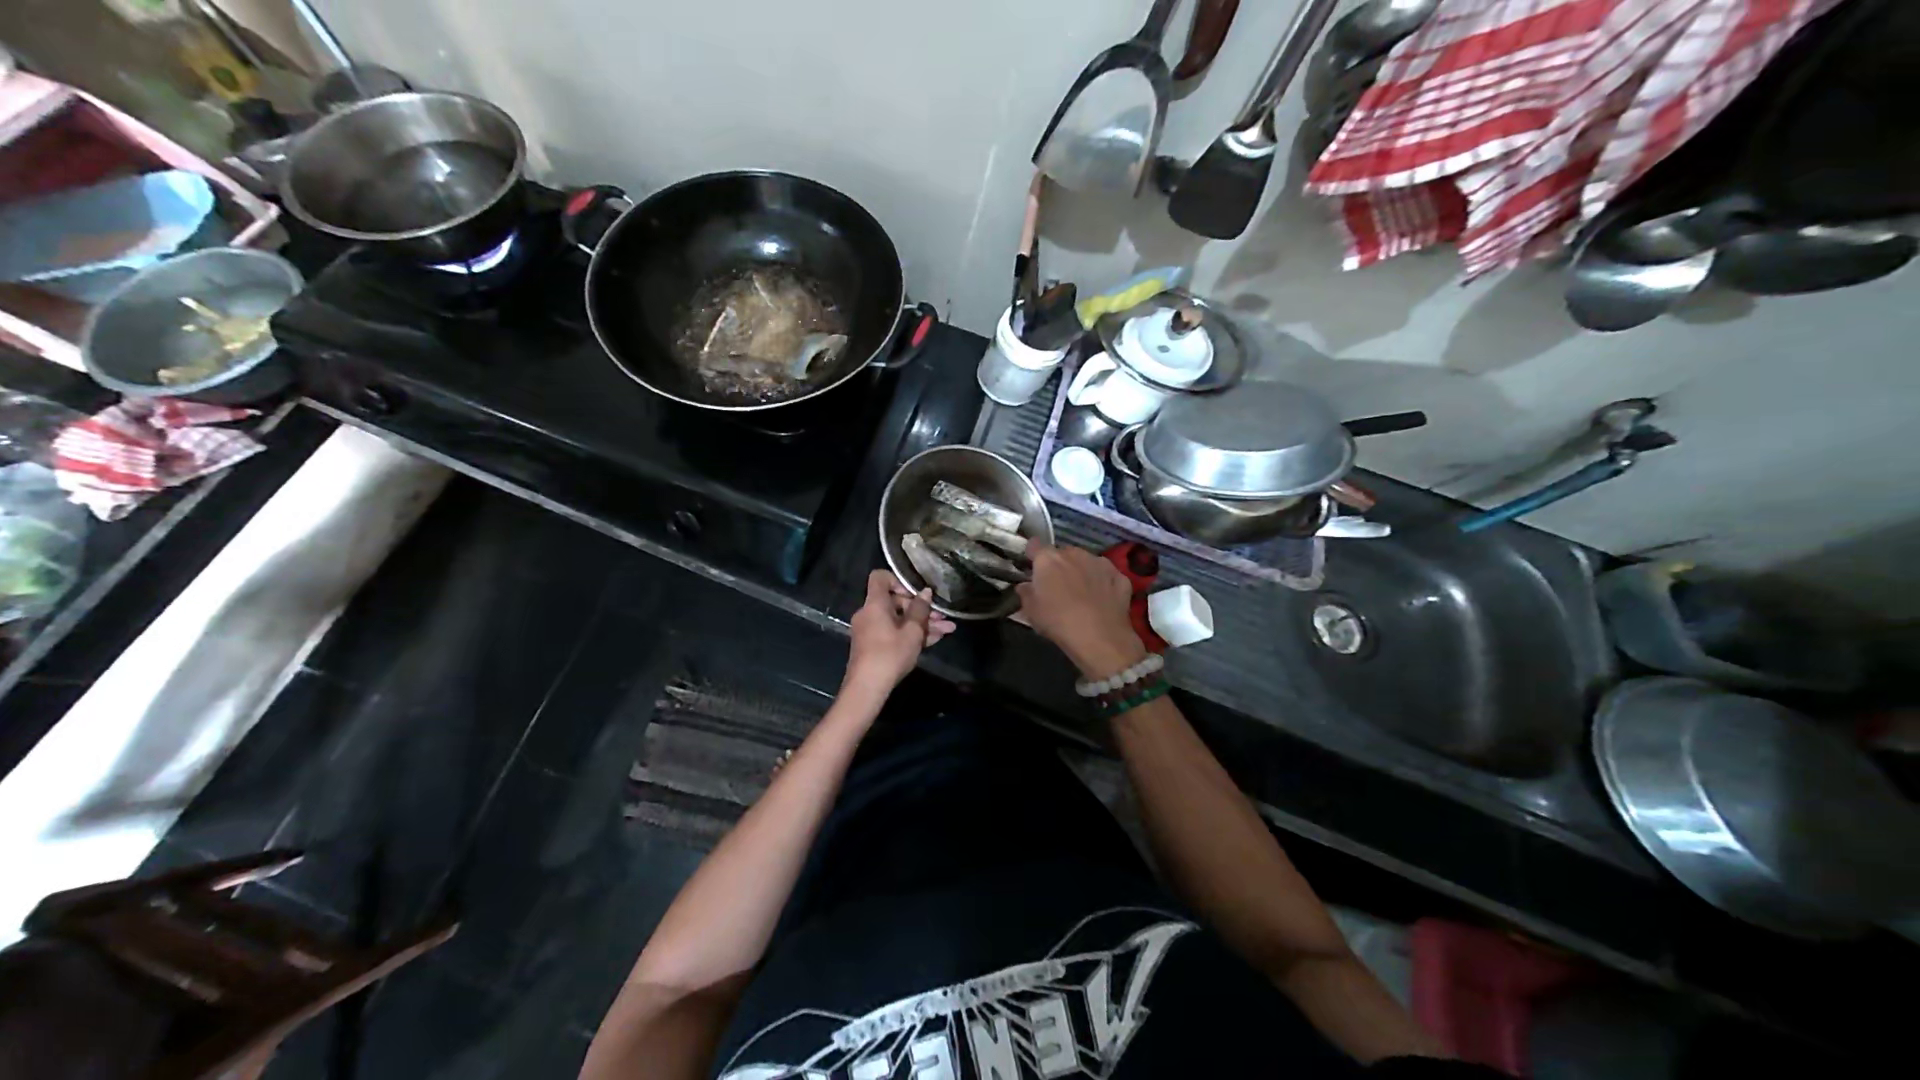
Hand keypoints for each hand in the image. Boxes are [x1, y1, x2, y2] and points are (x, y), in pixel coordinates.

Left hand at [844, 570, 955, 692]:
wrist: (867, 687)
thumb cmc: (890, 654)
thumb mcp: (912, 632)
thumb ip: (920, 610)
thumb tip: (925, 592)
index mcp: (875, 604)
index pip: (880, 577)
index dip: (899, 580)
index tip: (916, 593)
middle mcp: (869, 613)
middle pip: (895, 601)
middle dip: (921, 608)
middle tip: (941, 617)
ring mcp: (871, 630)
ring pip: (899, 620)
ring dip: (922, 624)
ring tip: (948, 630)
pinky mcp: (874, 646)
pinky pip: (894, 632)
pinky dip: (911, 634)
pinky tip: (935, 639)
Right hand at [1016, 544, 1147, 678]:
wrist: (1100, 638)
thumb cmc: (1058, 621)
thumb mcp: (1031, 611)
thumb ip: (1025, 593)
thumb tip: (1025, 585)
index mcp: (1049, 559)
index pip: (1034, 545)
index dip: (1032, 554)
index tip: (1031, 566)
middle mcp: (1075, 553)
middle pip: (1063, 553)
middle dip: (1059, 565)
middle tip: (1057, 587)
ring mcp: (1100, 562)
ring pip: (1086, 561)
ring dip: (1082, 571)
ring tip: (1082, 594)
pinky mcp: (1120, 576)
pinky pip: (1107, 575)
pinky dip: (1103, 583)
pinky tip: (1102, 600)